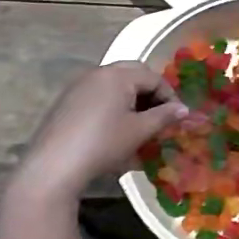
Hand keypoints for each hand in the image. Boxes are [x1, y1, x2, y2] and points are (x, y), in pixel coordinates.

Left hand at [11, 61, 188, 199]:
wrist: (54, 165)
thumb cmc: (103, 144)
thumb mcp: (140, 131)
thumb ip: (164, 116)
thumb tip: (184, 109)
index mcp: (118, 75)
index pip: (153, 77)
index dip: (169, 96)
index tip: (177, 117)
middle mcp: (97, 73)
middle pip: (133, 74)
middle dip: (151, 92)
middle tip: (160, 115)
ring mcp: (79, 86)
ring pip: (115, 84)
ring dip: (132, 98)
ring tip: (140, 123)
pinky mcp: (67, 101)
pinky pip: (98, 95)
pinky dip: (113, 105)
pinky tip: (115, 129)